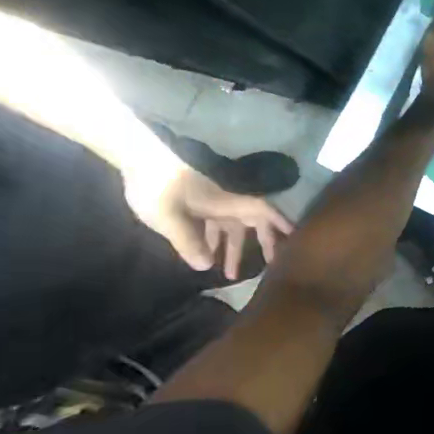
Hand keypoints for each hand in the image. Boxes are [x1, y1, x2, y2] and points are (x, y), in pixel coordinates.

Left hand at [125, 161, 295, 279]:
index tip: (297, 236)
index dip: (280, 222)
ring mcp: (208, 202)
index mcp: (225, 202)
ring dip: (233, 247)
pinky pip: (213, 224)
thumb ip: (187, 241)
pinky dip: (215, 240)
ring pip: (230, 226)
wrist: (137, 158)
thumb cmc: (157, 185)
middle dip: (262, 241)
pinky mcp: (193, 203)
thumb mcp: (168, 217)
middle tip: (270, 264)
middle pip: (251, 221)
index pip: (261, 211)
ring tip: (229, 274)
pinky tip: (204, 255)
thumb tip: (206, 266)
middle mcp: (223, 201)